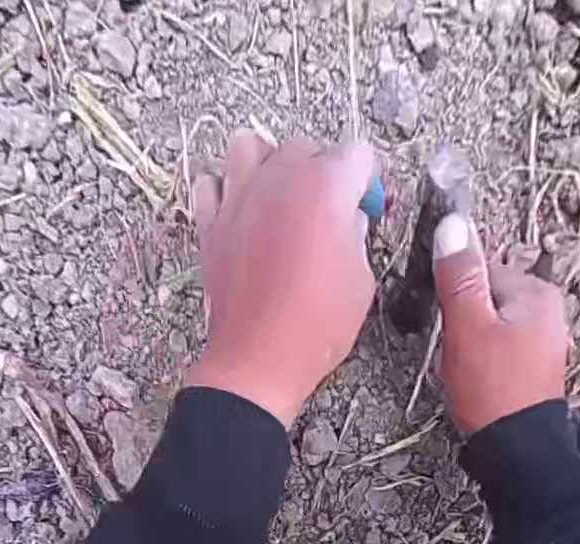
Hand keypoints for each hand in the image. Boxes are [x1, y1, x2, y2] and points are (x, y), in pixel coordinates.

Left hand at [190, 131, 377, 427]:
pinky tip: (243, 213)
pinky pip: (212, 184)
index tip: (368, 206)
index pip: (357, 154)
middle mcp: (278, 179)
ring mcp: (238, 198)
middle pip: (304, 147)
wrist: (261, 360)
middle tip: (331, 214)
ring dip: (270, 164)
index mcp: (325, 188)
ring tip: (282, 198)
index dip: (369, 181)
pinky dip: (227, 190)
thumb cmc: (317, 327)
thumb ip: (357, 236)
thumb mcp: (361, 282)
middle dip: (324, 172)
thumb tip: (349, 221)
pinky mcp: (211, 224)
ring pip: (250, 147)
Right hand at [432, 214, 570, 435]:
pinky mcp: (535, 368)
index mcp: (538, 293)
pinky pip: (499, 350)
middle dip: (464, 326)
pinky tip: (480, 383)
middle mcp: (549, 312)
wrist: (517, 451)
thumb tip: (452, 225)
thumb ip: (459, 276)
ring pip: (490, 328)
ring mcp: (544, 342)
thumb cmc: (493, 388)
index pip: (481, 271)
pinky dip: (484, 363)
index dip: (456, 300)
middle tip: (462, 355)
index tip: (453, 328)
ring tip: (470, 373)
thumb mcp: (468, 326)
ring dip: (471, 347)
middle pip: (486, 300)